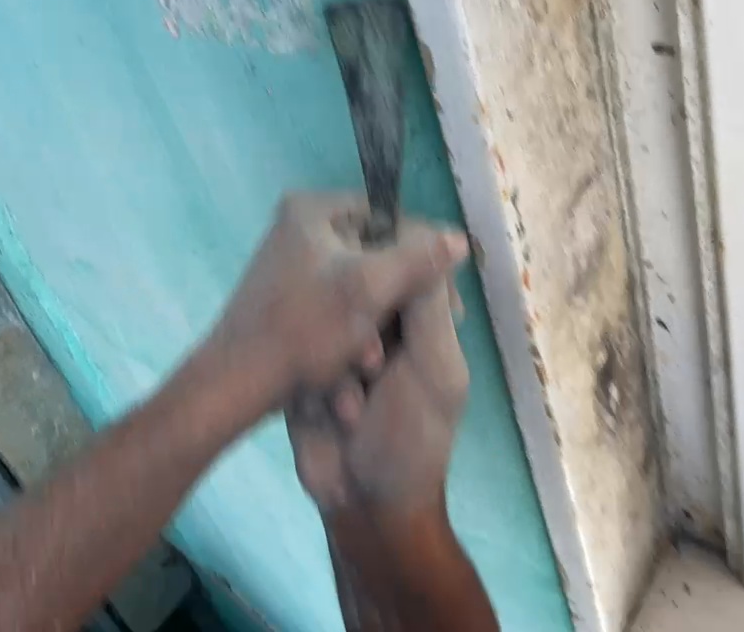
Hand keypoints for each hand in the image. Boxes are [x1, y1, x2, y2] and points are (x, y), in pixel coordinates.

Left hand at [210, 193, 466, 406]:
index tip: (444, 295)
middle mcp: (298, 227)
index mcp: (311, 210)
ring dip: (374, 322)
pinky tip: (358, 367)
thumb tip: (458, 236)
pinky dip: (350, 332)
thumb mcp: (371, 290)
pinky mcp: (288, 296)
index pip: (386, 216)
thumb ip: (418, 260)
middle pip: (373, 253)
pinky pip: (335, 304)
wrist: (237, 382)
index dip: (419, 254)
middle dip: (396, 297)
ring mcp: (291, 263)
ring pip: (357, 285)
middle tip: (423, 331)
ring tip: (379, 361)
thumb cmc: (304, 329)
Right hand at [287, 277, 470, 515]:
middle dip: (358, 316)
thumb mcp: (435, 370)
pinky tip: (325, 405)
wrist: (363, 503)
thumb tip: (443, 238)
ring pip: (325, 308)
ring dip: (337, 353)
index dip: (391, 260)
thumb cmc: (411, 437)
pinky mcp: (304, 358)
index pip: (406, 258)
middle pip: (358, 277)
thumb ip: (430, 306)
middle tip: (371, 364)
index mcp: (418, 316)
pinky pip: (300, 342)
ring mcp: (337, 338)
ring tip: (353, 399)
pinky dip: (313, 371)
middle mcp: (378, 319)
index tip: (376, 273)